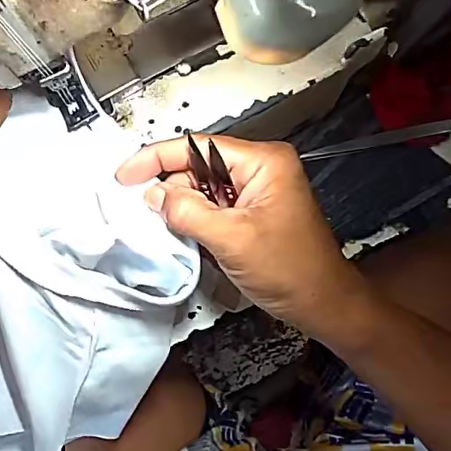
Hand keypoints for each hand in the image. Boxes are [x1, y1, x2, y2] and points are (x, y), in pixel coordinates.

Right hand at [115, 135, 376, 343]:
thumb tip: (155, 195)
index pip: (196, 146)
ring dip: (181, 206)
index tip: (128, 174)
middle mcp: (259, 169)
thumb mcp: (232, 238)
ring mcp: (254, 190)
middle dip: (170, 187)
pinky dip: (192, 218)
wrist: (323, 304)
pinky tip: (191, 235)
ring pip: (199, 187)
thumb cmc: (297, 271)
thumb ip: (188, 212)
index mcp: (263, 162)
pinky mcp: (248, 210)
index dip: (156, 158)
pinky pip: (209, 205)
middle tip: (149, 210)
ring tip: (177, 229)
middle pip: (195, 165)